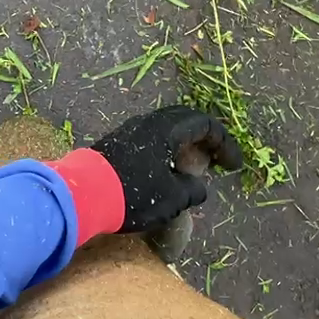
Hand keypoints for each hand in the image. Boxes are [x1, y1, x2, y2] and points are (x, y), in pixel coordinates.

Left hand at [90, 105, 243, 233]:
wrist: (85, 193)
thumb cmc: (133, 193)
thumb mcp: (172, 198)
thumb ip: (191, 189)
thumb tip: (198, 186)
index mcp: (166, 130)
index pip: (203, 124)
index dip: (223, 142)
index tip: (233, 165)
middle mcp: (148, 123)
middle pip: (184, 120)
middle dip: (204, 138)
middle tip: (215, 160)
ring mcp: (131, 130)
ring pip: (166, 129)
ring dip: (184, 144)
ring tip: (192, 168)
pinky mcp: (118, 142)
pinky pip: (152, 138)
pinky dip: (167, 150)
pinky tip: (167, 171)